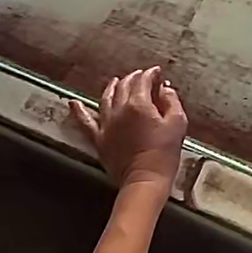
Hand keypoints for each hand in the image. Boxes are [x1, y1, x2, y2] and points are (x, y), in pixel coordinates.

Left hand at [70, 66, 187, 198]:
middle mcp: (120, 110)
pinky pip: (85, 122)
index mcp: (139, 104)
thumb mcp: (178, 123)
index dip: (151, 74)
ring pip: (106, 98)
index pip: (144, 81)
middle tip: (142, 76)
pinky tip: (73, 103)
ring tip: (116, 81)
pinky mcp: (99, 139)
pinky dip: (79, 111)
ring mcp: (107, 124)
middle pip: (125, 86)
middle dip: (134, 78)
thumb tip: (165, 88)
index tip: (157, 72)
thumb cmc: (164, 154)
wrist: (145, 181)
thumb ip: (171, 100)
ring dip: (112, 87)